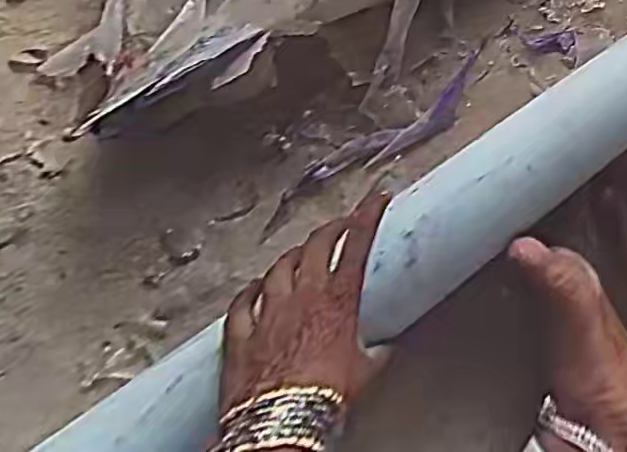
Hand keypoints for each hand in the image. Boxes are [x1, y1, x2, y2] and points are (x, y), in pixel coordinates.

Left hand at [219, 188, 391, 415]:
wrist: (279, 429)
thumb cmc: (325, 399)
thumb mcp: (367, 369)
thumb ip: (377, 349)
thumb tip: (386, 349)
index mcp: (340, 298)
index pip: (358, 242)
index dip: (369, 214)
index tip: (377, 198)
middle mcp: (304, 296)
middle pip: (317, 244)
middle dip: (331, 227)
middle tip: (341, 223)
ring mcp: (269, 314)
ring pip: (280, 267)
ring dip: (293, 255)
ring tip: (301, 251)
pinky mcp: (240, 338)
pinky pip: (242, 303)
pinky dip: (251, 290)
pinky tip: (255, 286)